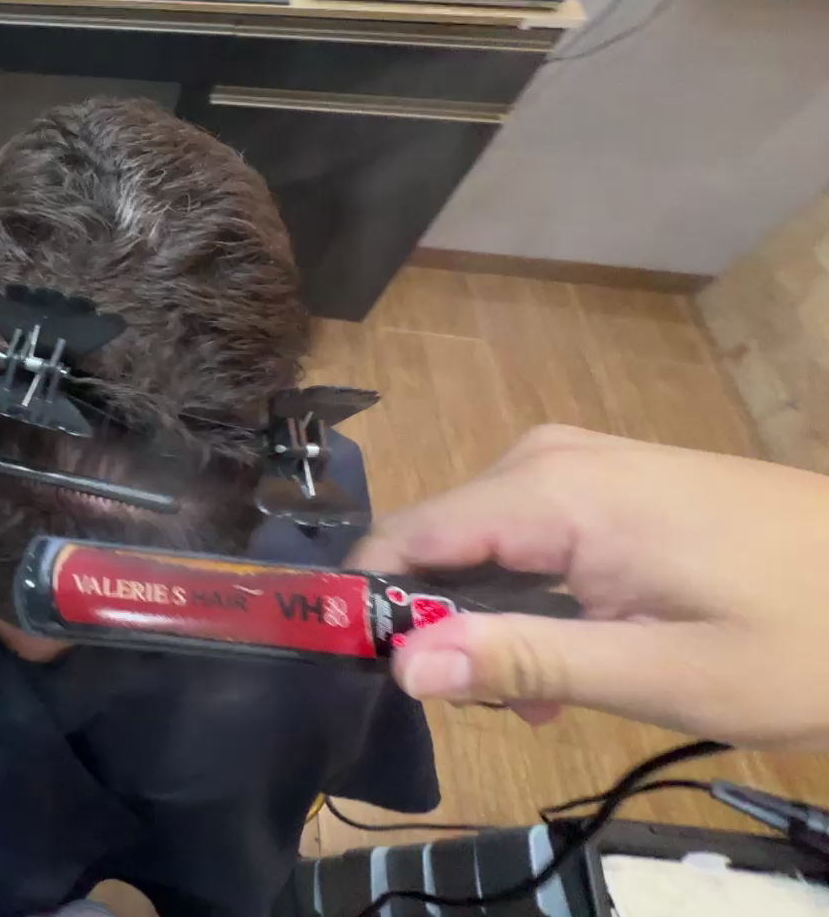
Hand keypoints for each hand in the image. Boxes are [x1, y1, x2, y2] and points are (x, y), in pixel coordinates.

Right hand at [351, 425, 828, 750]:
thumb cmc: (825, 642)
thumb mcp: (677, 675)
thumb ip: (527, 662)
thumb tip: (401, 667)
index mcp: (549, 490)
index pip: (404, 537)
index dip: (375, 601)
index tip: (383, 671)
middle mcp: (539, 457)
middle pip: (438, 540)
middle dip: (447, 620)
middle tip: (502, 701)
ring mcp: (570, 460)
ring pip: (474, 539)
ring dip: (489, 613)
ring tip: (550, 687)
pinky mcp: (597, 474)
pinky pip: (518, 527)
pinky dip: (526, 588)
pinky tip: (575, 633)